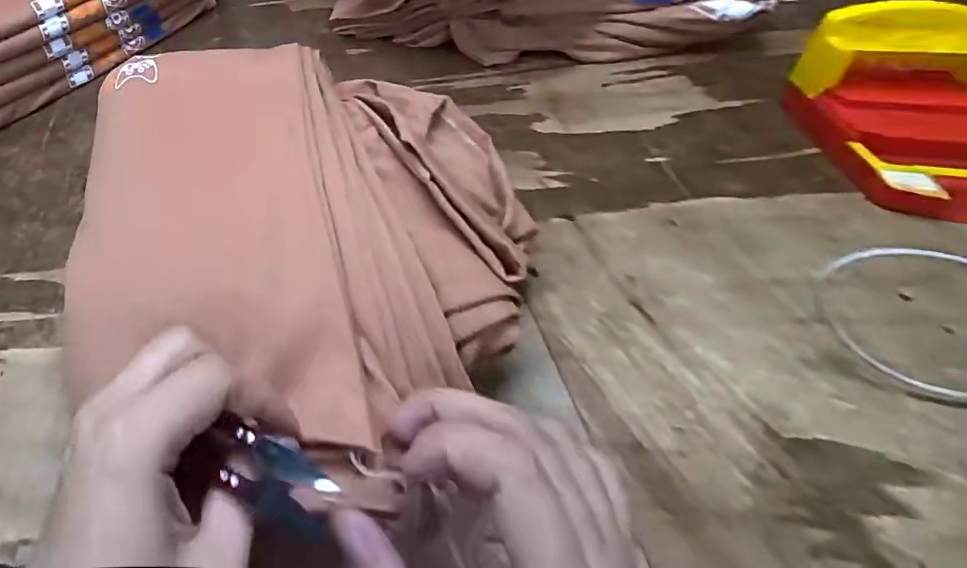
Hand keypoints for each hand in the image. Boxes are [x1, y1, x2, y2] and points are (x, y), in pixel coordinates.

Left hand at [34, 327, 252, 567]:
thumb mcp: (208, 566)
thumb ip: (240, 497)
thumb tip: (252, 454)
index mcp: (133, 434)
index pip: (210, 373)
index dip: (259, 394)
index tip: (290, 435)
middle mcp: (106, 403)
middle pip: (178, 342)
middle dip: (227, 373)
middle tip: (258, 426)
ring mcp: (90, 409)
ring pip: (157, 355)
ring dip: (201, 381)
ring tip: (234, 435)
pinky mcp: (87, 424)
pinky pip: (140, 381)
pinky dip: (176, 393)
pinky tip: (197, 442)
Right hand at [332, 389, 638, 567]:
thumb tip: (340, 514)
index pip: (517, 469)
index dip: (450, 442)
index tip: (404, 465)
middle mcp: (604, 559)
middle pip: (537, 442)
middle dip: (456, 414)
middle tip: (402, 428)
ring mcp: (626, 555)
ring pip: (570, 446)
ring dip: (494, 418)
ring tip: (441, 431)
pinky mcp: (627, 557)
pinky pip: (594, 471)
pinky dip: (537, 440)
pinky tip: (497, 450)